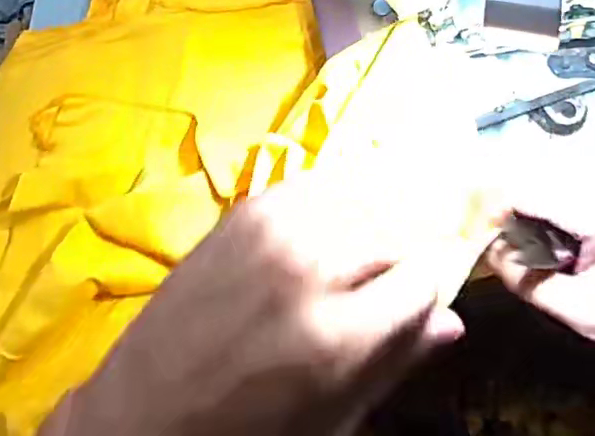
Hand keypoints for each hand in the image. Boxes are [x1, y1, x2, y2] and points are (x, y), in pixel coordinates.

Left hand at [51, 170, 469, 435]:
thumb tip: (454, 320)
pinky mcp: (252, 205)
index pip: (422, 277)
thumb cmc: (246, 433)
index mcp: (335, 335)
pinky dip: (343, 194)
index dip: (432, 282)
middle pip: (396, 228)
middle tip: (400, 262)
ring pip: (363, 194)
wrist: (140, 416)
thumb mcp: (331, 420)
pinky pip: (321, 182)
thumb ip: (395, 360)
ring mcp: (278, 225)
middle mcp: (312, 264)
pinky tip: (341, 213)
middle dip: (407, 247)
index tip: (428, 286)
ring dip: (379, 212)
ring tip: (374, 233)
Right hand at [484, 167, 594, 356]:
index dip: (485, 214)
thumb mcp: (589, 313)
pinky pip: (553, 183)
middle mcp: (590, 174)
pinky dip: (541, 210)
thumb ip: (531, 283)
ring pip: (534, 177)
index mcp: (588, 198)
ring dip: (522, 212)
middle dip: (500, 212)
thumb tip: (492, 255)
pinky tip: (560, 247)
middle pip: (520, 175)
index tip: (473, 244)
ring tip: (541, 256)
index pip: (514, 187)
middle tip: (501, 254)